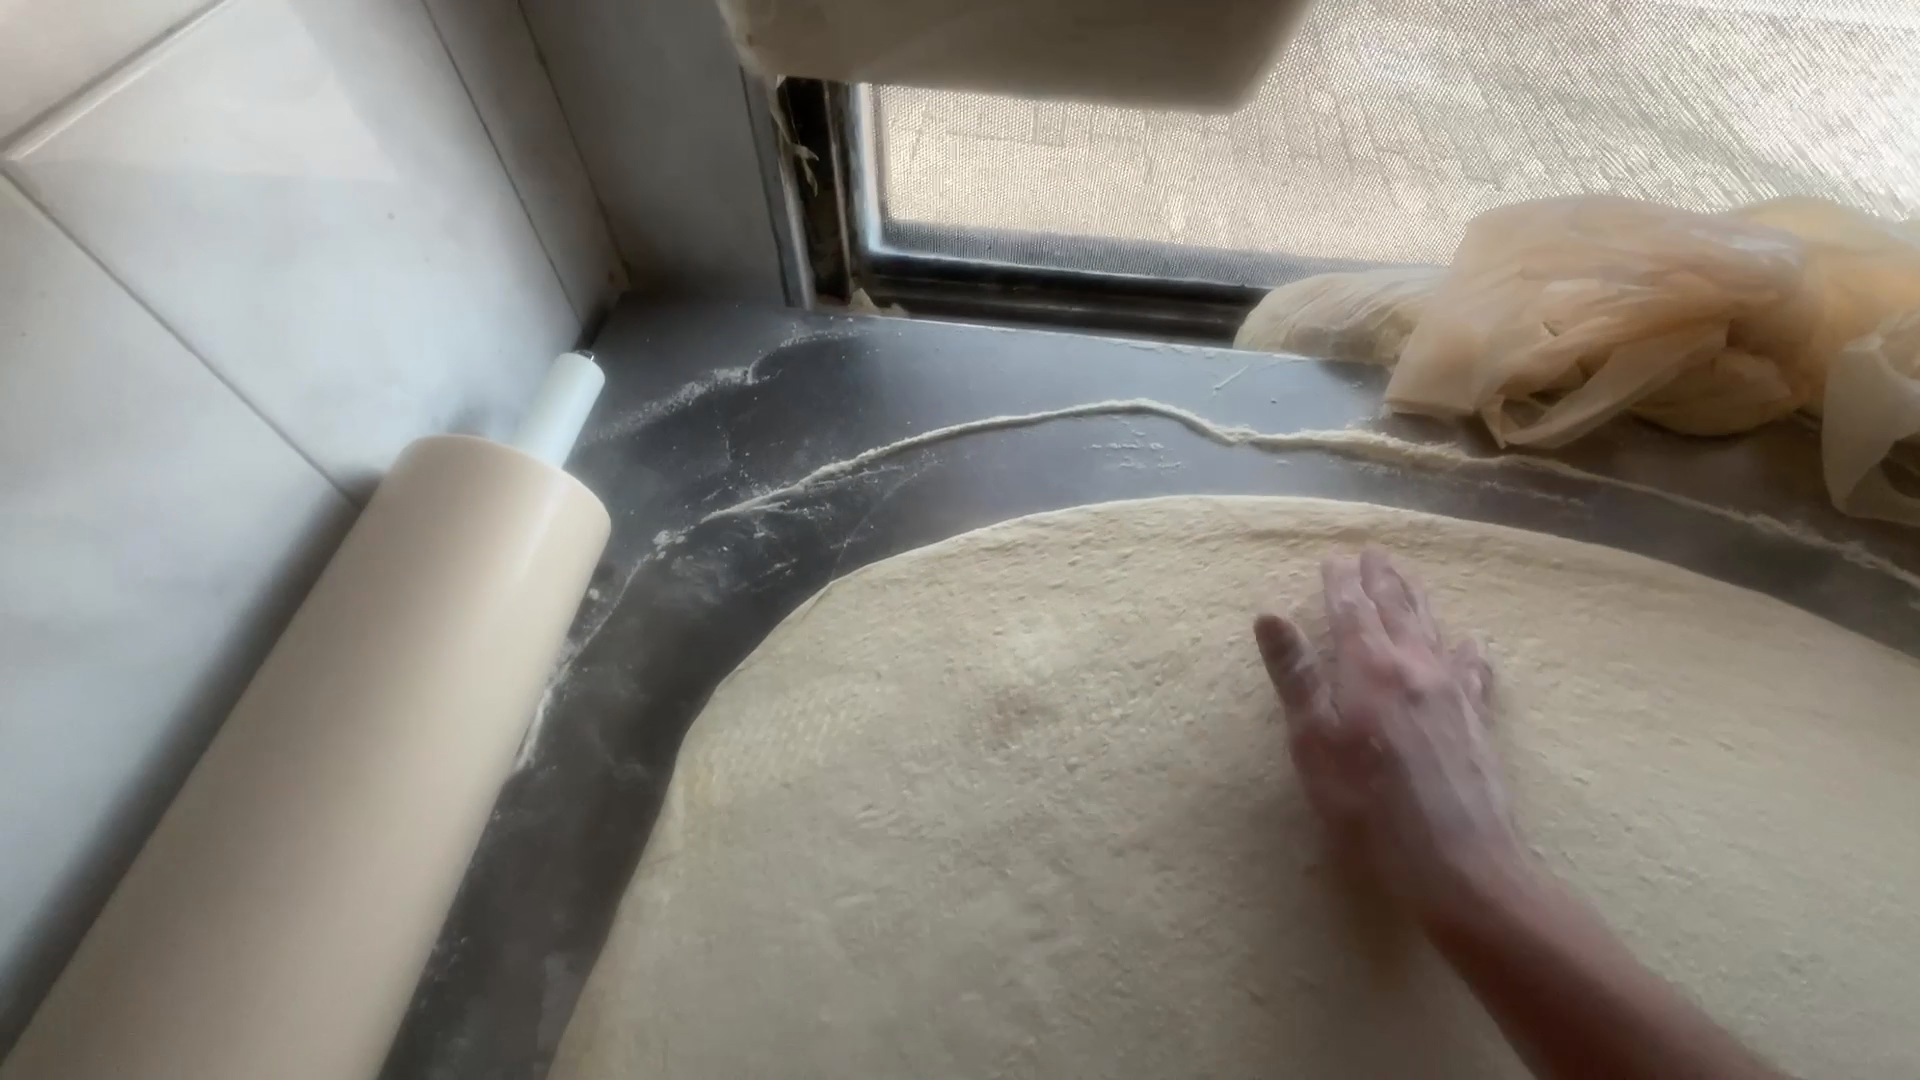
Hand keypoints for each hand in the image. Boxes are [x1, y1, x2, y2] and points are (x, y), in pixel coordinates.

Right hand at [1254, 547, 1523, 920]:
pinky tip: (1468, 641)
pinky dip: (1465, 647)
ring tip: (1407, 577)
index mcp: (1370, 667)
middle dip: (1381, 578)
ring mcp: (1453, 691)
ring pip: (1434, 628)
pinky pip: (1473, 668)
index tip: (1332, 557)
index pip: (1352, 608)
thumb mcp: (1313, 741)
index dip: (1339, 581)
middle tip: (1372, 552)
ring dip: (1418, 598)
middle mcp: (1416, 666)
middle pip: (1398, 608)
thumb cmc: (1366, 805)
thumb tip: (1269, 616)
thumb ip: (1296, 675)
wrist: (1458, 864)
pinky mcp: (1478, 719)